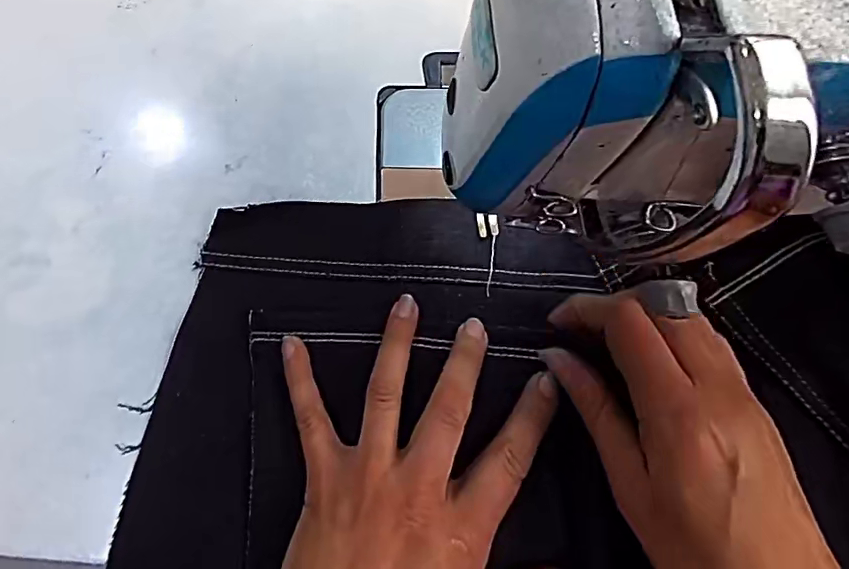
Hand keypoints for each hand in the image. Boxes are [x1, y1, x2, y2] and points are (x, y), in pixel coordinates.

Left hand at [280, 293, 559, 568]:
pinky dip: (300, 381)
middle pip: (449, 409)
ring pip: (386, 392)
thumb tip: (555, 562)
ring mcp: (368, 476)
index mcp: (458, 528)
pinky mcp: (324, 480)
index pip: (510, 458)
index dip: (533, 416)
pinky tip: (293, 346)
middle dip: (464, 362)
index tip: (545, 380)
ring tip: (406, 305)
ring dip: (398, 343)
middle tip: (474, 327)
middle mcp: (416, 490)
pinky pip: (310, 420)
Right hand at [541, 283, 838, 568]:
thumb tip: (561, 362)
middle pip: (659, 301)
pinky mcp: (756, 397)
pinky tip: (657, 357)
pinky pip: (711, 338)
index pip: (629, 320)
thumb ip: (597, 413)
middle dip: (614, 302)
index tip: (561, 321)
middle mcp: (717, 387)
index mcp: (681, 413)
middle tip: (583, 328)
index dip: (587, 308)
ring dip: (646, 310)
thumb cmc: (703, 557)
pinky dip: (676, 328)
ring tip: (614, 340)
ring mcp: (742, 388)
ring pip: (688, 312)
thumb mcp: (634, 491)